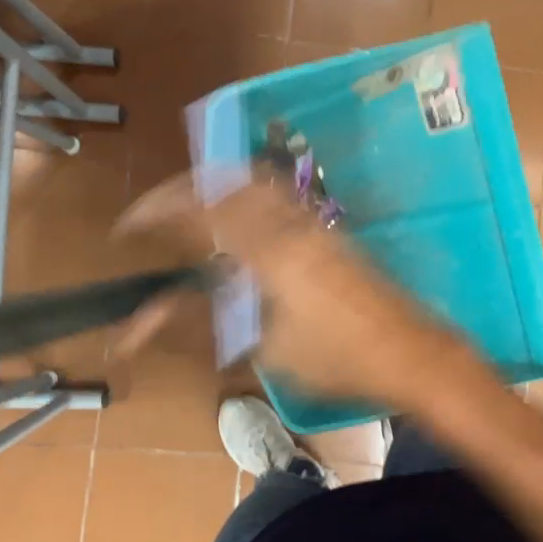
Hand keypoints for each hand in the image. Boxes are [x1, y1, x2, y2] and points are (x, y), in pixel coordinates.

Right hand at [114, 175, 486, 406]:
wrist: (413, 353)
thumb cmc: (338, 359)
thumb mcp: (263, 349)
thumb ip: (198, 328)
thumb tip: (138, 322)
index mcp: (270, 251)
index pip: (201, 211)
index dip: (158, 210)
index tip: (128, 225)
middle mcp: (293, 226)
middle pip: (230, 182)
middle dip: (186, 189)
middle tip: (159, 212)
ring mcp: (317, 226)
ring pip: (259, 184)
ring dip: (220, 188)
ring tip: (193, 212)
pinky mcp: (333, 236)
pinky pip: (281, 199)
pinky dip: (249, 198)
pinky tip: (244, 229)